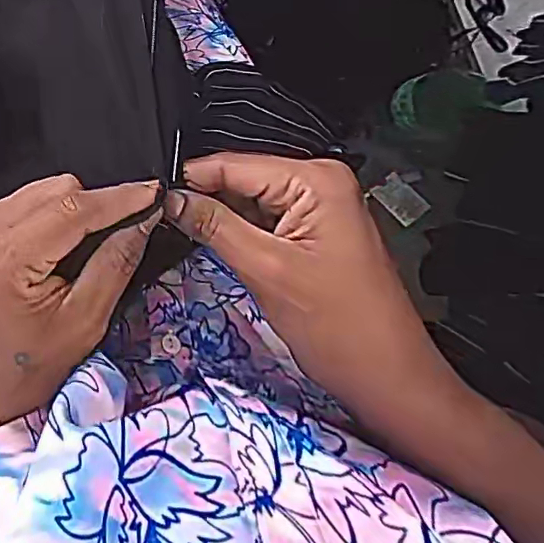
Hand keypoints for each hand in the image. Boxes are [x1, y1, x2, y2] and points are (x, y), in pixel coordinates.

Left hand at [0, 174, 161, 420]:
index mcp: (5, 261)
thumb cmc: (36, 358)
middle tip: (125, 229)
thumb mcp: (87, 319)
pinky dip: (61, 210)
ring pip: (51, 186)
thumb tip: (145, 218)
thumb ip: (117, 262)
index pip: (72, 210)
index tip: (154, 194)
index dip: (119, 198)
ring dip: (81, 206)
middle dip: (101, 205)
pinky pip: (36, 194)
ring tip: (89, 244)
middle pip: (62, 190)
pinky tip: (65, 241)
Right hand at [164, 153, 450, 424]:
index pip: (234, 164)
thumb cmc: (339, 327)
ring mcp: (321, 204)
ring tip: (185, 234)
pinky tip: (221, 246)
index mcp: (315, 179)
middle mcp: (320, 180)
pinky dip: (243, 232)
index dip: (189, 180)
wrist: (391, 378)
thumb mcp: (266, 271)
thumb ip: (214, 226)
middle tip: (163, 220)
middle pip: (242, 179)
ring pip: (251, 200)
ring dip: (222, 218)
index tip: (152, 199)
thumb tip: (171, 199)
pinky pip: (268, 218)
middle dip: (205, 200)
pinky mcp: (317, 228)